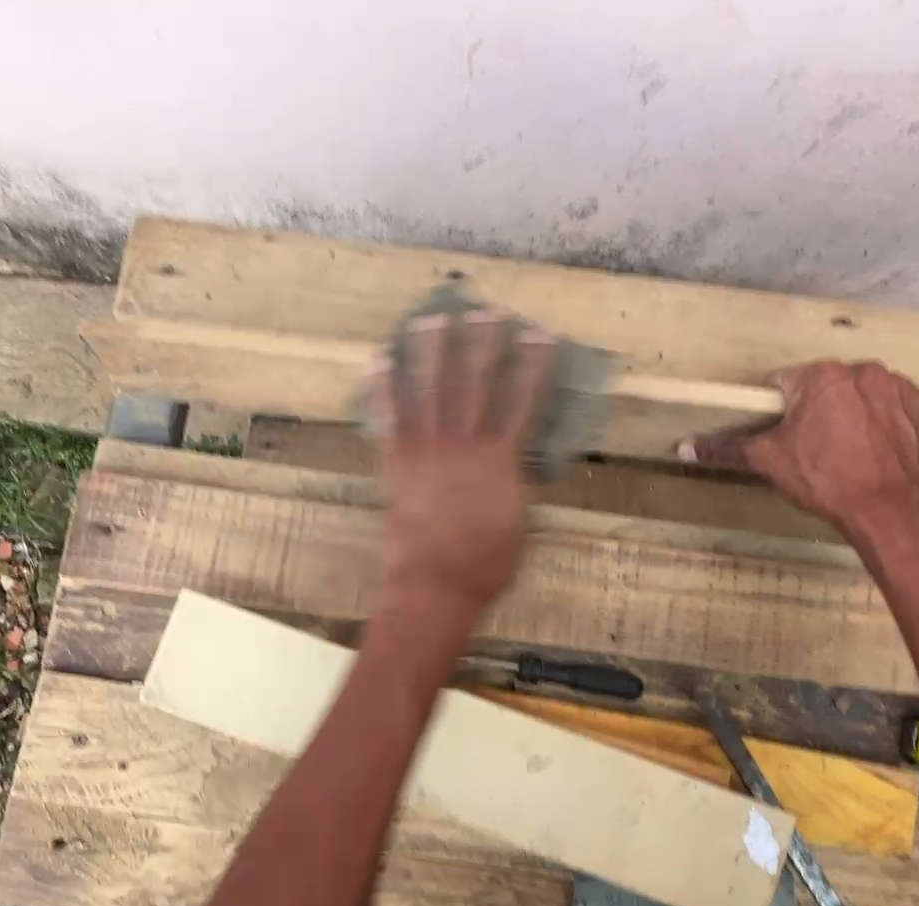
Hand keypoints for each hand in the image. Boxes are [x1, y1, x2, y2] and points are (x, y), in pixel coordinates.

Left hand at [368, 311, 553, 614]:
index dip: (533, 365)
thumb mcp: (517, 522)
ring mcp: (427, 450)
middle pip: (474, 382)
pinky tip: (379, 359)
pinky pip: (389, 417)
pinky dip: (383, 387)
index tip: (540, 334)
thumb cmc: (485, 563)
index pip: (522, 400)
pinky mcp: (397, 462)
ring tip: (432, 318)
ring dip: (431, 351)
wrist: (435, 583)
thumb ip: (516, 485)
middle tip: (486, 310)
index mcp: (501, 458)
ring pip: (430, 389)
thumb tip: (518, 464)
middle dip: (482, 343)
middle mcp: (464, 443)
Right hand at [676, 360, 918, 541]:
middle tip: (811, 447)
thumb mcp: (768, 462)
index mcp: (820, 376)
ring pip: (858, 394)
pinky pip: (893, 406)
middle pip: (823, 386)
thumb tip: (686, 447)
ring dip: (849, 413)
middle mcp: (861, 370)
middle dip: (815, 410)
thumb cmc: (824, 480)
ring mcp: (897, 387)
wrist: (887, 510)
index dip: (776, 410)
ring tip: (844, 450)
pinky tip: (873, 448)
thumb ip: (726, 448)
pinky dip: (882, 421)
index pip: (783, 383)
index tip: (780, 435)